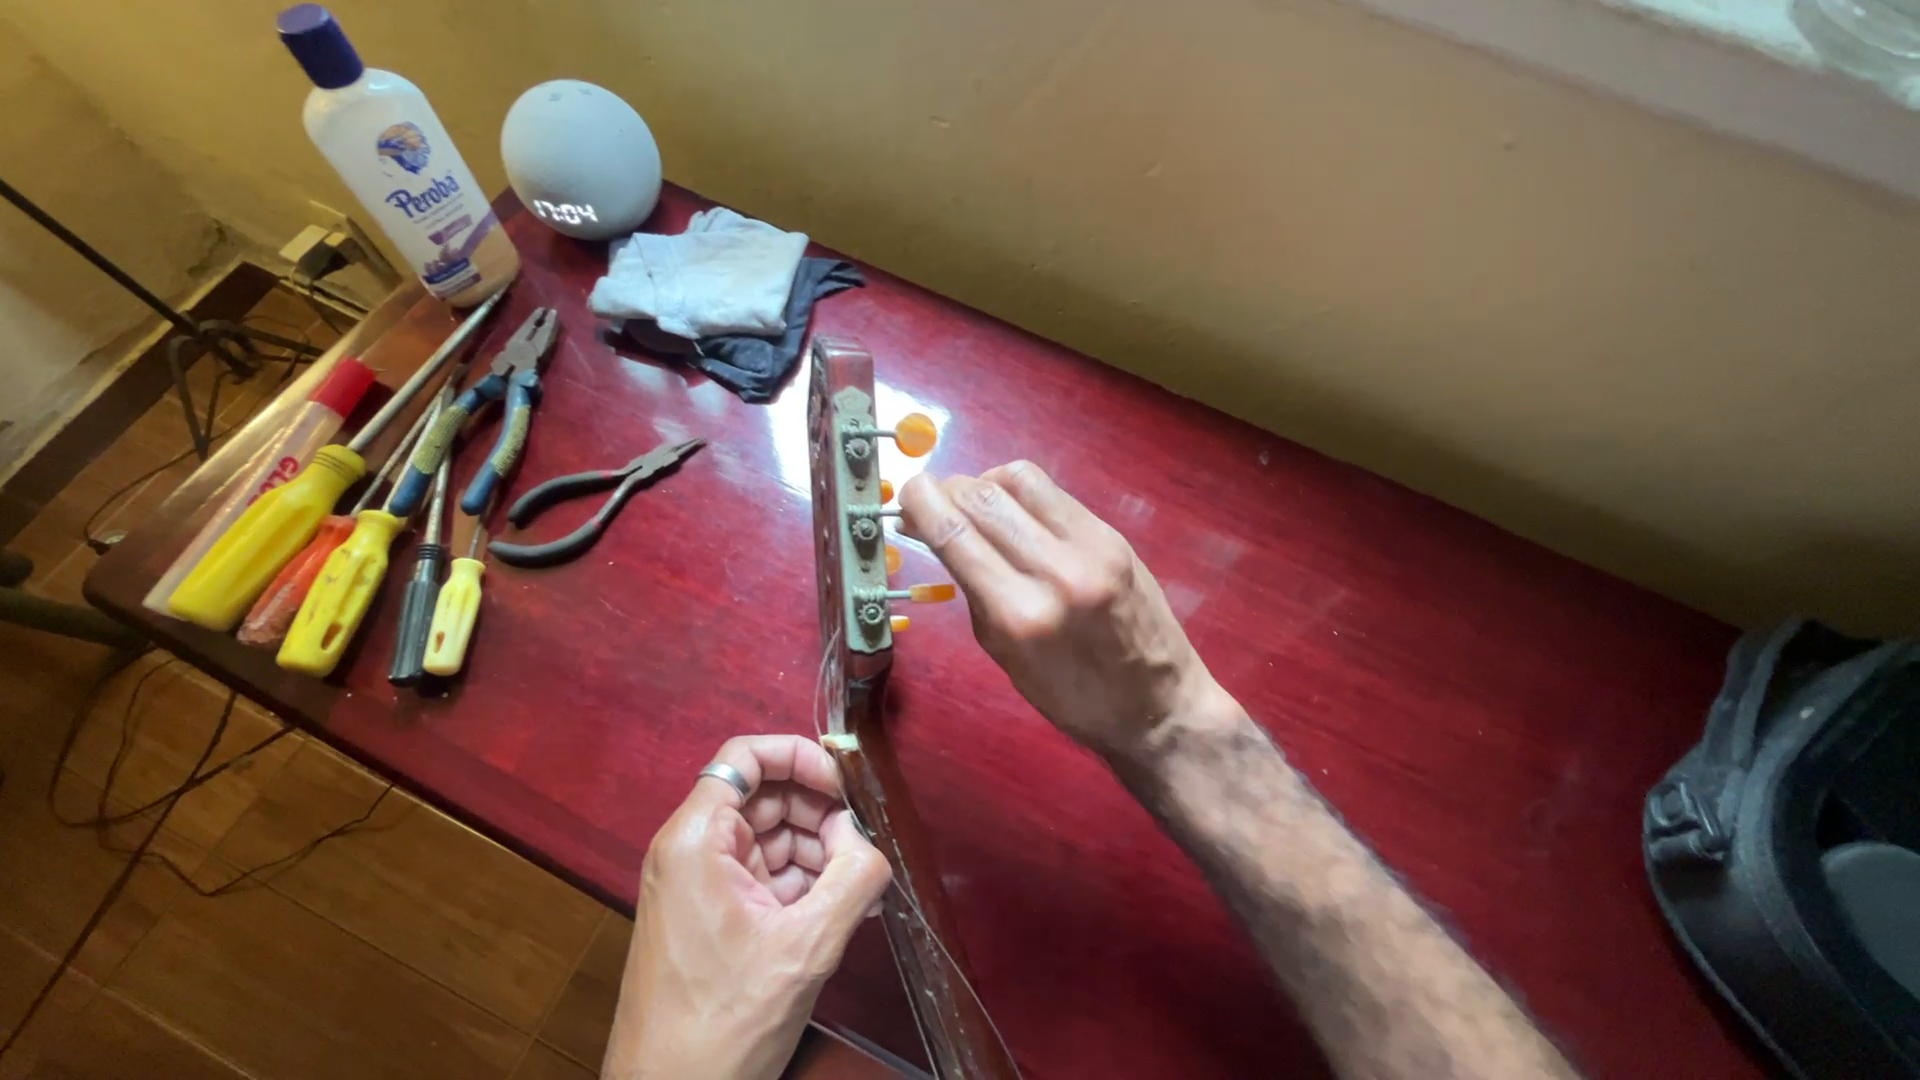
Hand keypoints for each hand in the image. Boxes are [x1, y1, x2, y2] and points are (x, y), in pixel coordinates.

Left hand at [605, 736, 891, 1079]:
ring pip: (774, 836)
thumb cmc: (722, 1025)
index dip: (800, 757)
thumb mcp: (804, 948)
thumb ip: (853, 880)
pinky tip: (845, 909)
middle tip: (865, 850)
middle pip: (767, 796)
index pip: (746, 756)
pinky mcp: (717, 914)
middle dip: (822, 814)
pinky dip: (807, 883)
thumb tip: (874, 844)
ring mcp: (704, 882)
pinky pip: (770, 875)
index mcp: (698, 838)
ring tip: (863, 889)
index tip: (845, 787)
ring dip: (821, 853)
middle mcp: (695, 848)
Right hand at [899, 461, 1225, 762]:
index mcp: (1018, 614)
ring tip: (973, 502)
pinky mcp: (1113, 534)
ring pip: (1018, 479)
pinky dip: (1019, 490)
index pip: (954, 533)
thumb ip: (973, 591)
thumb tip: (940, 536)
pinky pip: (1052, 492)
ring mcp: (1091, 546)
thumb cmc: (1071, 698)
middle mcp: (1054, 571)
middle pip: (982, 497)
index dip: (921, 502)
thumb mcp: (1004, 656)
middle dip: (945, 489)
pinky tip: (1012, 508)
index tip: (906, 497)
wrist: (1159, 706)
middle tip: (931, 501)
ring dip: (983, 482)